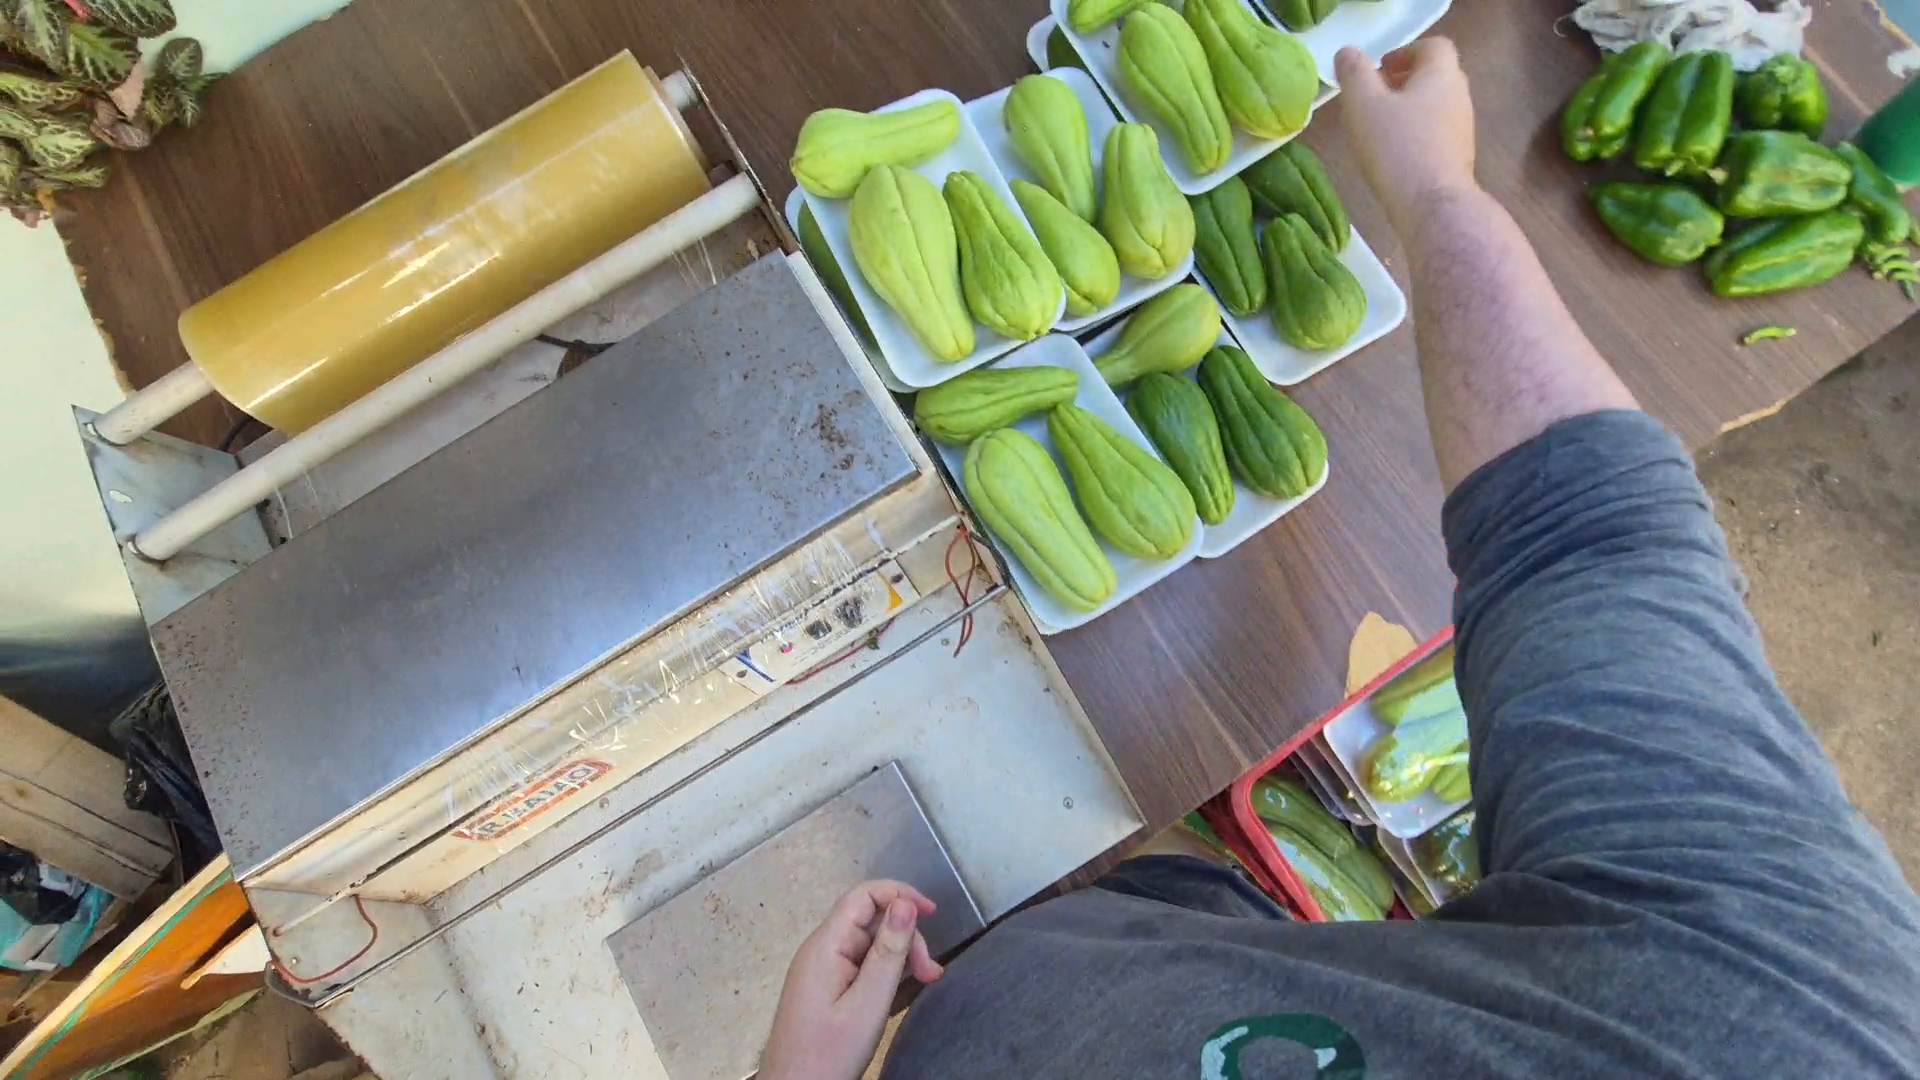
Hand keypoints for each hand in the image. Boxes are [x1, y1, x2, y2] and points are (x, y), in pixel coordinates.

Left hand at [760, 881, 944, 1079]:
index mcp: (826, 944)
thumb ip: (888, 953)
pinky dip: (886, 971)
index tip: (932, 913)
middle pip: (871, 920)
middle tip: (931, 972)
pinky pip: (861, 963)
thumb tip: (905, 903)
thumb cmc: (828, 1055)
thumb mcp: (867, 1004)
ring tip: (927, 980)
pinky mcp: (827, 987)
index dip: (900, 895)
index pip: (864, 896)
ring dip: (900, 955)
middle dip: (906, 936)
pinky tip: (904, 986)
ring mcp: (823, 968)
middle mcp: (822, 948)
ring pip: (869, 943)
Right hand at [1334, 39, 1477, 230]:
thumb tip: (1346, 52)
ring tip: (1380, 126)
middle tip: (1376, 95)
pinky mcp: (1456, 155)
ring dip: (1410, 107)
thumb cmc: (1396, 148)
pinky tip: (1394, 153)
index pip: (1431, 46)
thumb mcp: (1364, 107)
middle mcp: (1458, 93)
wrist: (1431, 202)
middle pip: (1434, 75)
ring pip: (1434, 105)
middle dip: (1406, 79)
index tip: (1380, 68)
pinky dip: (1415, 132)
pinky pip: (1435, 132)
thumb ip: (1354, 76)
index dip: (1405, 51)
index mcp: (1440, 73)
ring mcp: (1461, 126)